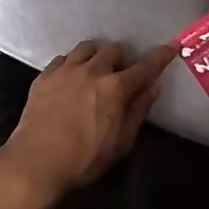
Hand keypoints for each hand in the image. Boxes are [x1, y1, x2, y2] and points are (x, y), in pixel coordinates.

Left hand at [0, 41, 175, 201]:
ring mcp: (65, 70)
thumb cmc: (84, 159)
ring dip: (96, 55)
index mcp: (115, 88)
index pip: (145, 67)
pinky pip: (62, 59)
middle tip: (120, 74)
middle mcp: (92, 71)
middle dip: (121, 58)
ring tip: (95, 69)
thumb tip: (152, 88)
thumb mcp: (121, 142)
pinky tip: (70, 78)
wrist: (37, 162)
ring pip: (86, 48)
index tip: (171, 45)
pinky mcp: (44, 76)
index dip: (161, 55)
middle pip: (113, 50)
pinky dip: (72, 63)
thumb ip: (138, 111)